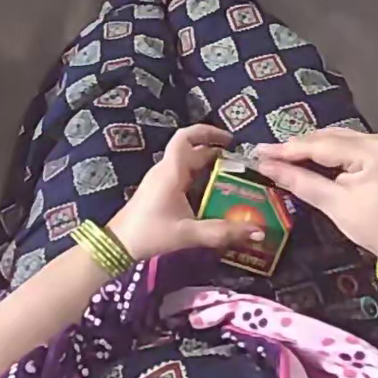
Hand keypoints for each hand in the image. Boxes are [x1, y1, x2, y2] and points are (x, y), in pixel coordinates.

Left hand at [107, 124, 265, 260]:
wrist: (119, 245)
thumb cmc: (150, 233)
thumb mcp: (188, 233)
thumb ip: (222, 232)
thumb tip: (258, 231)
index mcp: (171, 172)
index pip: (186, 137)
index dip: (207, 132)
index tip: (229, 139)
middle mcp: (166, 171)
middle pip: (191, 151)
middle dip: (215, 152)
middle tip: (240, 164)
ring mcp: (161, 180)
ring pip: (187, 164)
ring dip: (207, 166)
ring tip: (232, 177)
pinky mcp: (159, 191)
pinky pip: (182, 176)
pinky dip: (199, 178)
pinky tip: (212, 193)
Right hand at [254, 128, 377, 265]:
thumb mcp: (335, 205)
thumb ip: (300, 182)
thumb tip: (266, 167)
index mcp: (370, 150)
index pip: (319, 145)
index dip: (285, 149)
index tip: (257, 152)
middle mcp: (377, 139)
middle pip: (326, 137)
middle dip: (295, 147)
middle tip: (264, 156)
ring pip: (334, 140)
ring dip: (308, 149)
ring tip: (279, 158)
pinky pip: (345, 147)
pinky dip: (324, 154)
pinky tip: (305, 160)